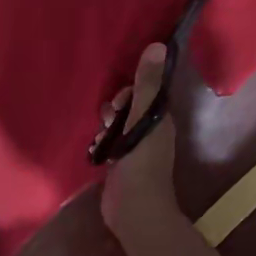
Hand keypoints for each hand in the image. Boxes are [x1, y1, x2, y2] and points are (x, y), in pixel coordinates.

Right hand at [96, 42, 181, 236]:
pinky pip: (109, 143)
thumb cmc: (142, 162)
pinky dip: (101, 143)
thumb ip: (147, 84)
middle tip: (108, 121)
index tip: (119, 101)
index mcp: (160, 118)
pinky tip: (95, 149)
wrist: (135, 209)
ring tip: (100, 137)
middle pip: (130, 107)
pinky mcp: (121, 163)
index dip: (130, 90)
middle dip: (115, 109)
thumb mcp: (143, 118)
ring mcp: (136, 148)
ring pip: (118, 125)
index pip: (146, 92)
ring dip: (106, 126)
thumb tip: (157, 45)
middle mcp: (151, 130)